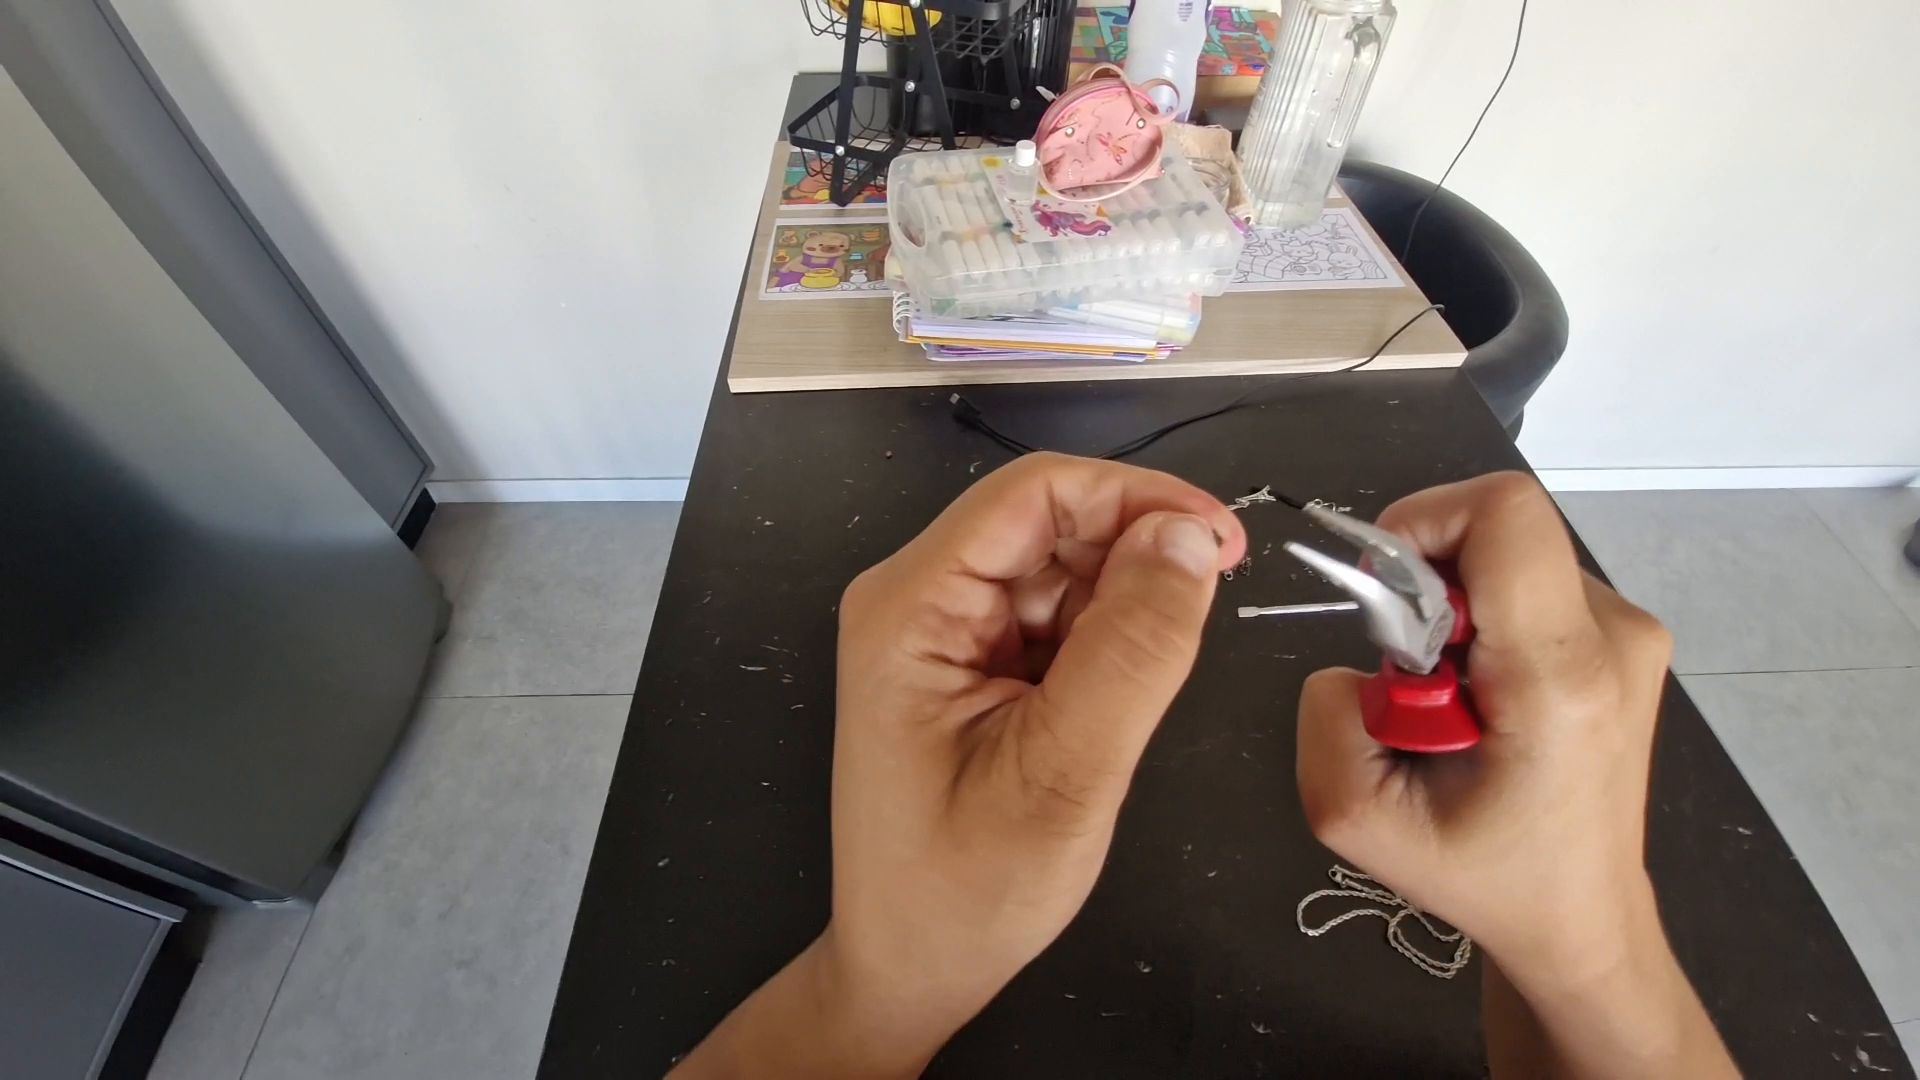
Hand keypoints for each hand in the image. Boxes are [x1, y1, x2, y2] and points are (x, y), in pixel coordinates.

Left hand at [672, 452, 1245, 1078]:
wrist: (912, 961)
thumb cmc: (969, 888)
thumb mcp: (1067, 771)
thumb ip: (1135, 647)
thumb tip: (1189, 535)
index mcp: (910, 605)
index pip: (1030, 493)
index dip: (1134, 495)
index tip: (1221, 540)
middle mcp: (915, 594)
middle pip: (1043, 522)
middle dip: (1131, 554)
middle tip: (1194, 622)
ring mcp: (938, 624)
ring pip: (1055, 564)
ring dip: (1117, 604)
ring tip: (1131, 690)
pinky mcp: (964, 653)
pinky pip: (1048, 610)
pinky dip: (1098, 634)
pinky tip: (1104, 695)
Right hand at [1294, 472, 1735, 1077]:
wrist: (1576, 917)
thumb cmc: (1475, 872)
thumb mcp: (1349, 812)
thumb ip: (1324, 711)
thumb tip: (1360, 661)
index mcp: (1555, 675)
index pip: (1504, 514)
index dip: (1418, 519)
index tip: (1378, 586)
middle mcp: (1612, 635)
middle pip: (1494, 528)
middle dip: (1419, 578)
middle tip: (1400, 662)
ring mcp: (1626, 634)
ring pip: (1501, 555)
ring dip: (1442, 603)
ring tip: (1437, 688)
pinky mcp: (1618, 639)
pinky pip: (1520, 579)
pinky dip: (1472, 614)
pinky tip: (1469, 685)